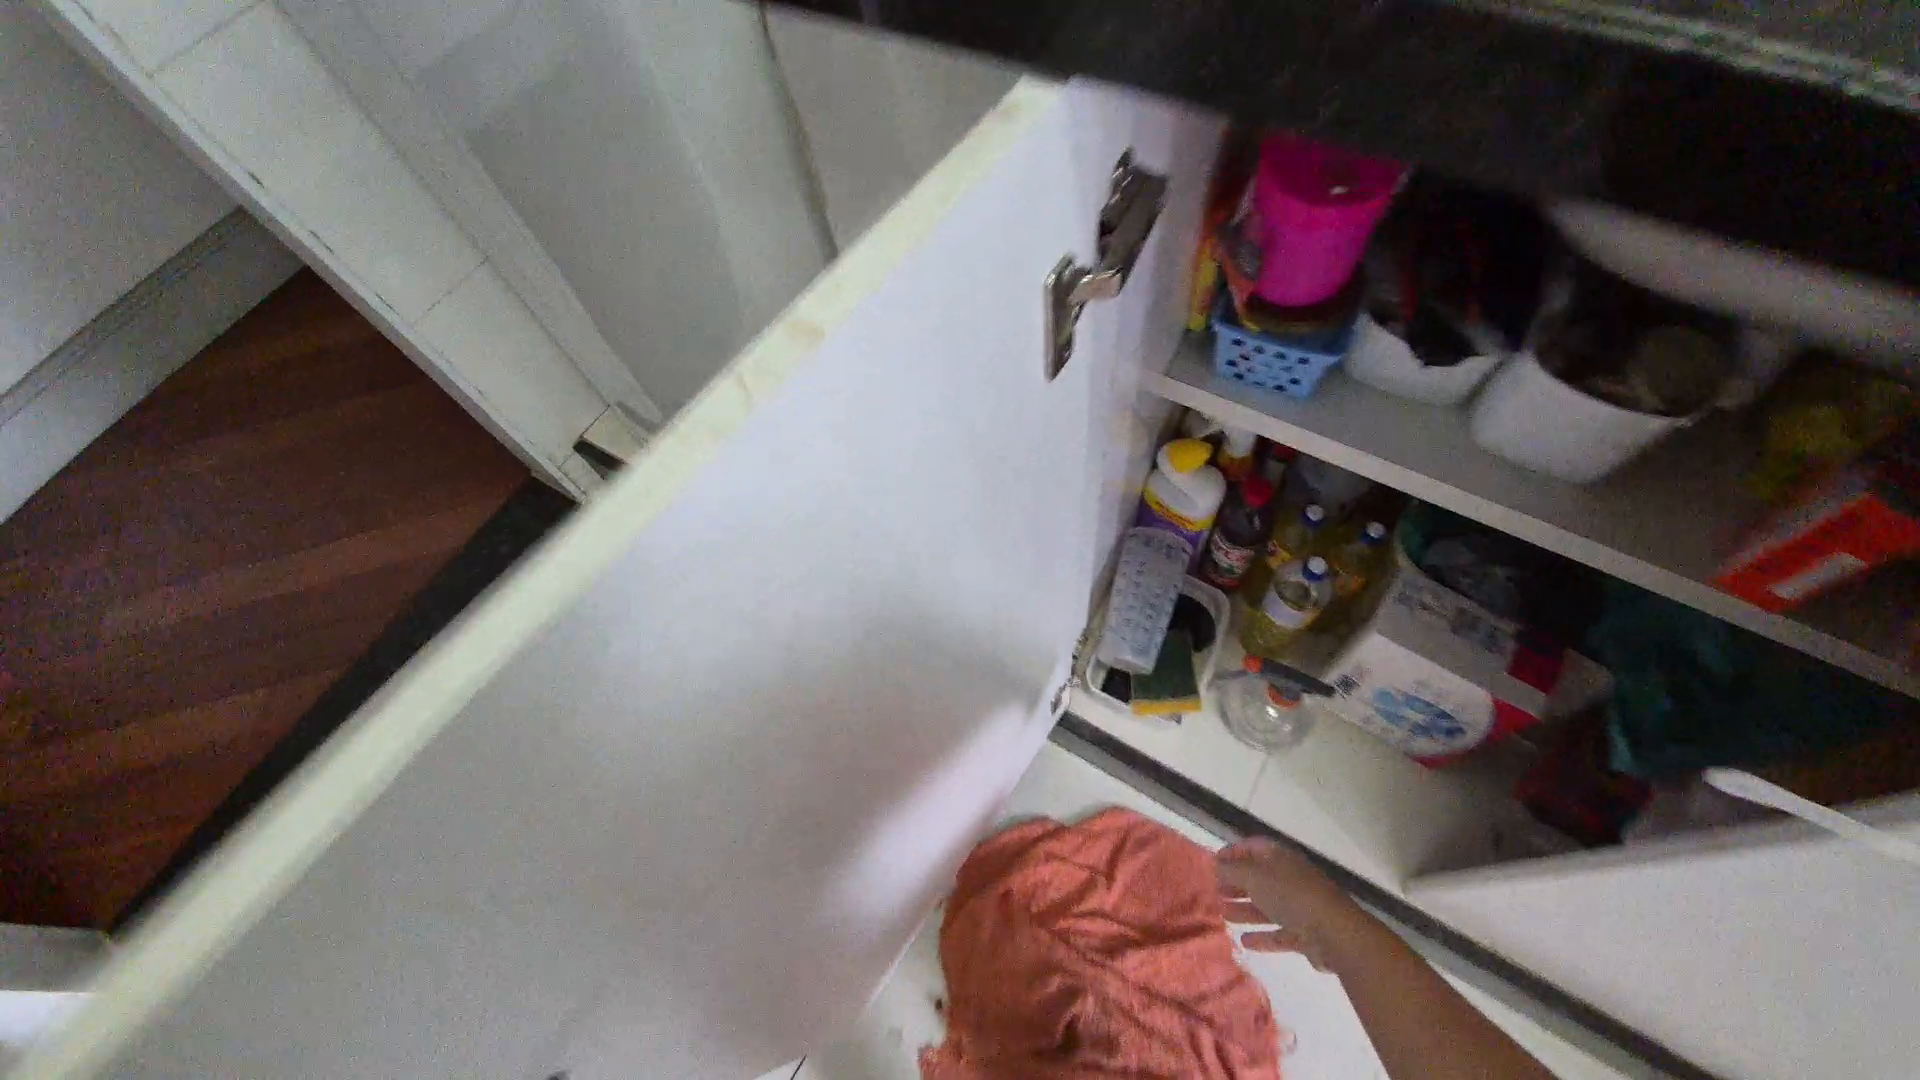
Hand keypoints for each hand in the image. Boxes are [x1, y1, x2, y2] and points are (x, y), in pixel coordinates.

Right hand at [1216, 837, 1363, 972]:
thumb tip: (1216, 866)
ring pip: (1267, 906)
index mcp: (1281, 858)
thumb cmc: (1291, 896)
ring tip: (1223, 915)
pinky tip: (1245, 941)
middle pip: (1259, 878)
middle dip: (1236, 884)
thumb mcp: (1255, 877)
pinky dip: (1262, 936)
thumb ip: (1232, 871)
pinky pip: (1279, 932)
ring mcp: (1300, 907)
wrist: (1335, 934)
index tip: (1213, 863)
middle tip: (1214, 892)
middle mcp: (1290, 879)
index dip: (1233, 852)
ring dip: (1245, 910)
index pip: (1254, 847)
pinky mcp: (1306, 934)